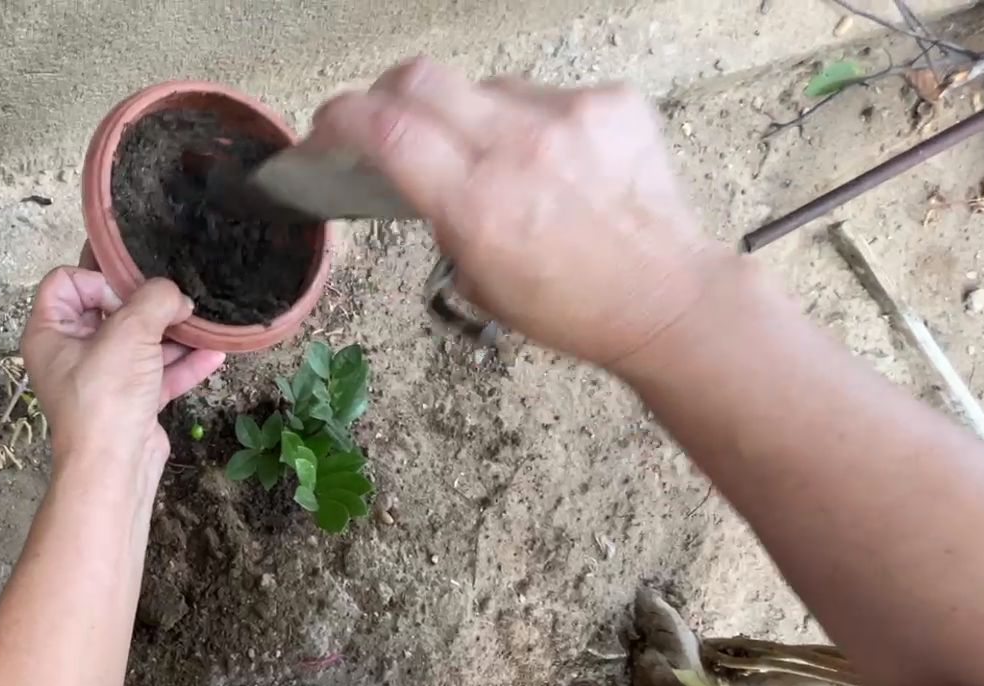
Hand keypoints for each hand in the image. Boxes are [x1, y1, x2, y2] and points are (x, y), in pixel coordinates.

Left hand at [19, 269, 225, 474]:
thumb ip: (154, 300)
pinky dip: (183, 365)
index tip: (127, 298)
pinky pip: (157, 375)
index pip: (65, 283)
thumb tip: (176, 297)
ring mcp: (103, 380)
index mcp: (50, 333)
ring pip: (138, 344)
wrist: (114, 467)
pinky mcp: (130, 403)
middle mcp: (71, 354)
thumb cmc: (105, 398)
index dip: (98, 280)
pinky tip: (214, 354)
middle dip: (146, 306)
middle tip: (173, 303)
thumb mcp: (129, 333)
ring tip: (200, 323)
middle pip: (108, 311)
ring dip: (171, 334)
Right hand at [309, 58, 734, 369]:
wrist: (661, 296)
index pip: (388, 130)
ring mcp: (569, 114)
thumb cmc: (563, 307)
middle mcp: (518, 147)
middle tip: (379, 121)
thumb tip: (428, 170)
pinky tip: (543, 162)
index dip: (341, 119)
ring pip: (481, 88)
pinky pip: (538, 95)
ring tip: (487, 165)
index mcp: (477, 205)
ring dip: (461, 118)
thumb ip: (442, 214)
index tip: (323, 128)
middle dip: (384, 95)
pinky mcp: (610, 99)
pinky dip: (521, 123)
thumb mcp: (474, 279)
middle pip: (422, 79)